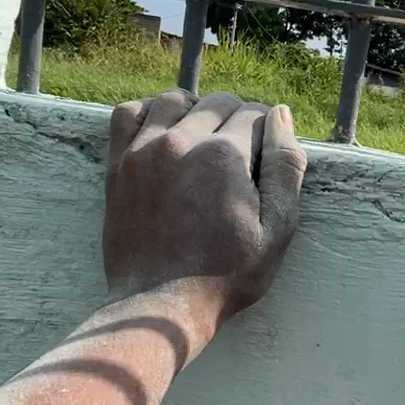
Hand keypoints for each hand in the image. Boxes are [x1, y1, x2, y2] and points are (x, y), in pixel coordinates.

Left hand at [102, 90, 306, 329]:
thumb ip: (286, 167)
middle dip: (237, 121)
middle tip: (241, 159)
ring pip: (176, 99)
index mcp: (225, 156)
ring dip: (197, 111)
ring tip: (206, 140)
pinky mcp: (118, 165)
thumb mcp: (278, 228)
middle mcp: (181, 142)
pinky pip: (129, 112)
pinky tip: (164, 133)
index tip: (265, 162)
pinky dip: (149, 112)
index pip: (255, 115)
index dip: (268, 135)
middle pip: (219, 103)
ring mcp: (144, 151)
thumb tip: (280, 115)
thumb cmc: (226, 274)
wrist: (161, 305)